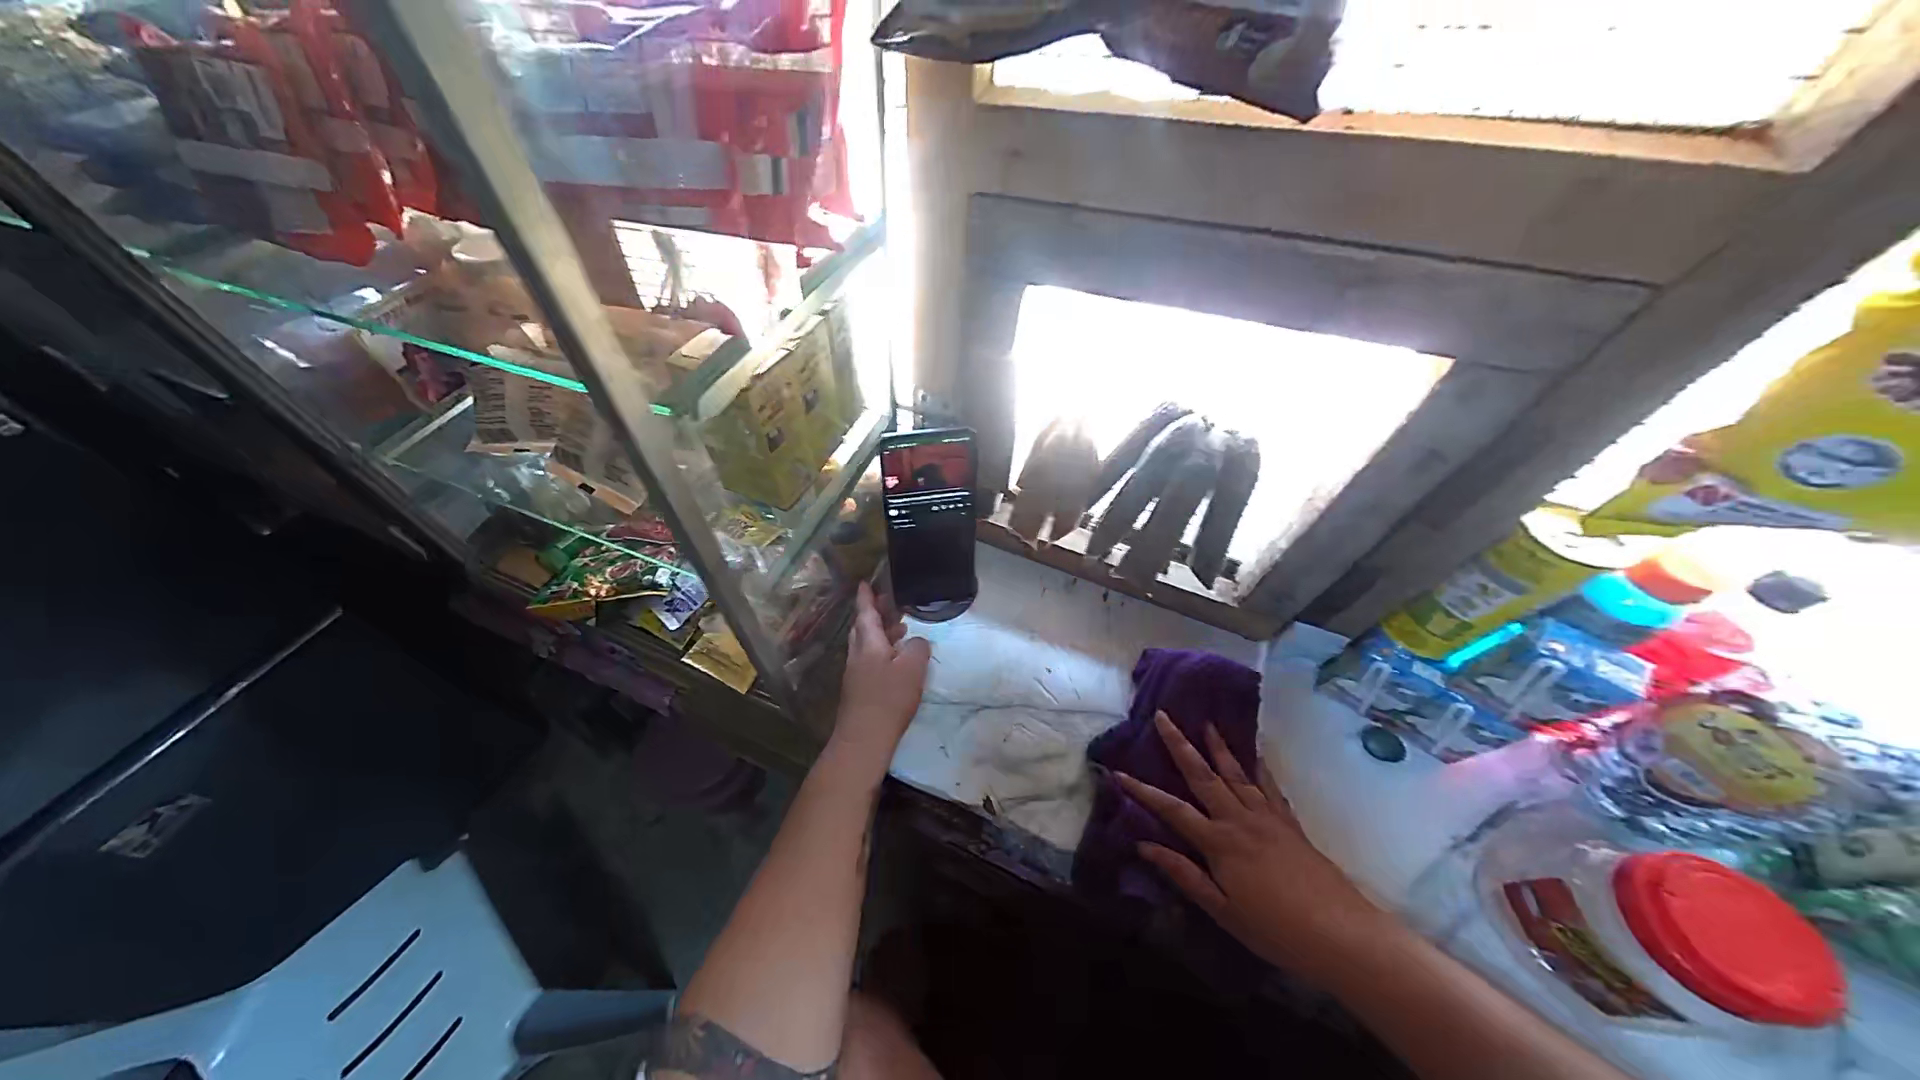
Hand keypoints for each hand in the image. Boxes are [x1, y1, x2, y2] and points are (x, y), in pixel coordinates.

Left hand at [828, 582, 931, 771]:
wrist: (863, 739)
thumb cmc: (888, 699)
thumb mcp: (912, 668)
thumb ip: (917, 648)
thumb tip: (916, 641)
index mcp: (868, 644)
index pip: (865, 613)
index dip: (866, 597)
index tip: (864, 582)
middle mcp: (858, 655)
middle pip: (863, 628)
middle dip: (875, 614)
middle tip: (890, 603)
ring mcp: (856, 673)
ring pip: (867, 645)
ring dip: (881, 633)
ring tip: (900, 629)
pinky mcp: (859, 690)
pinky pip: (870, 660)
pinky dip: (882, 651)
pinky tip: (896, 660)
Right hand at [1116, 711, 1384, 980]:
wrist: (1342, 934)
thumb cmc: (1275, 929)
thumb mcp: (1222, 910)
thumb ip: (1183, 874)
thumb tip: (1144, 845)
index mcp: (1218, 842)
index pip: (1171, 809)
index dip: (1142, 791)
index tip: (1118, 772)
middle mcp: (1240, 819)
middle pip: (1203, 775)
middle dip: (1180, 744)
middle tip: (1162, 716)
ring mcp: (1267, 817)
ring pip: (1236, 773)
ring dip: (1218, 746)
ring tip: (1206, 722)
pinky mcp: (1290, 823)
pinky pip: (1269, 785)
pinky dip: (1258, 765)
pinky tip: (1254, 753)